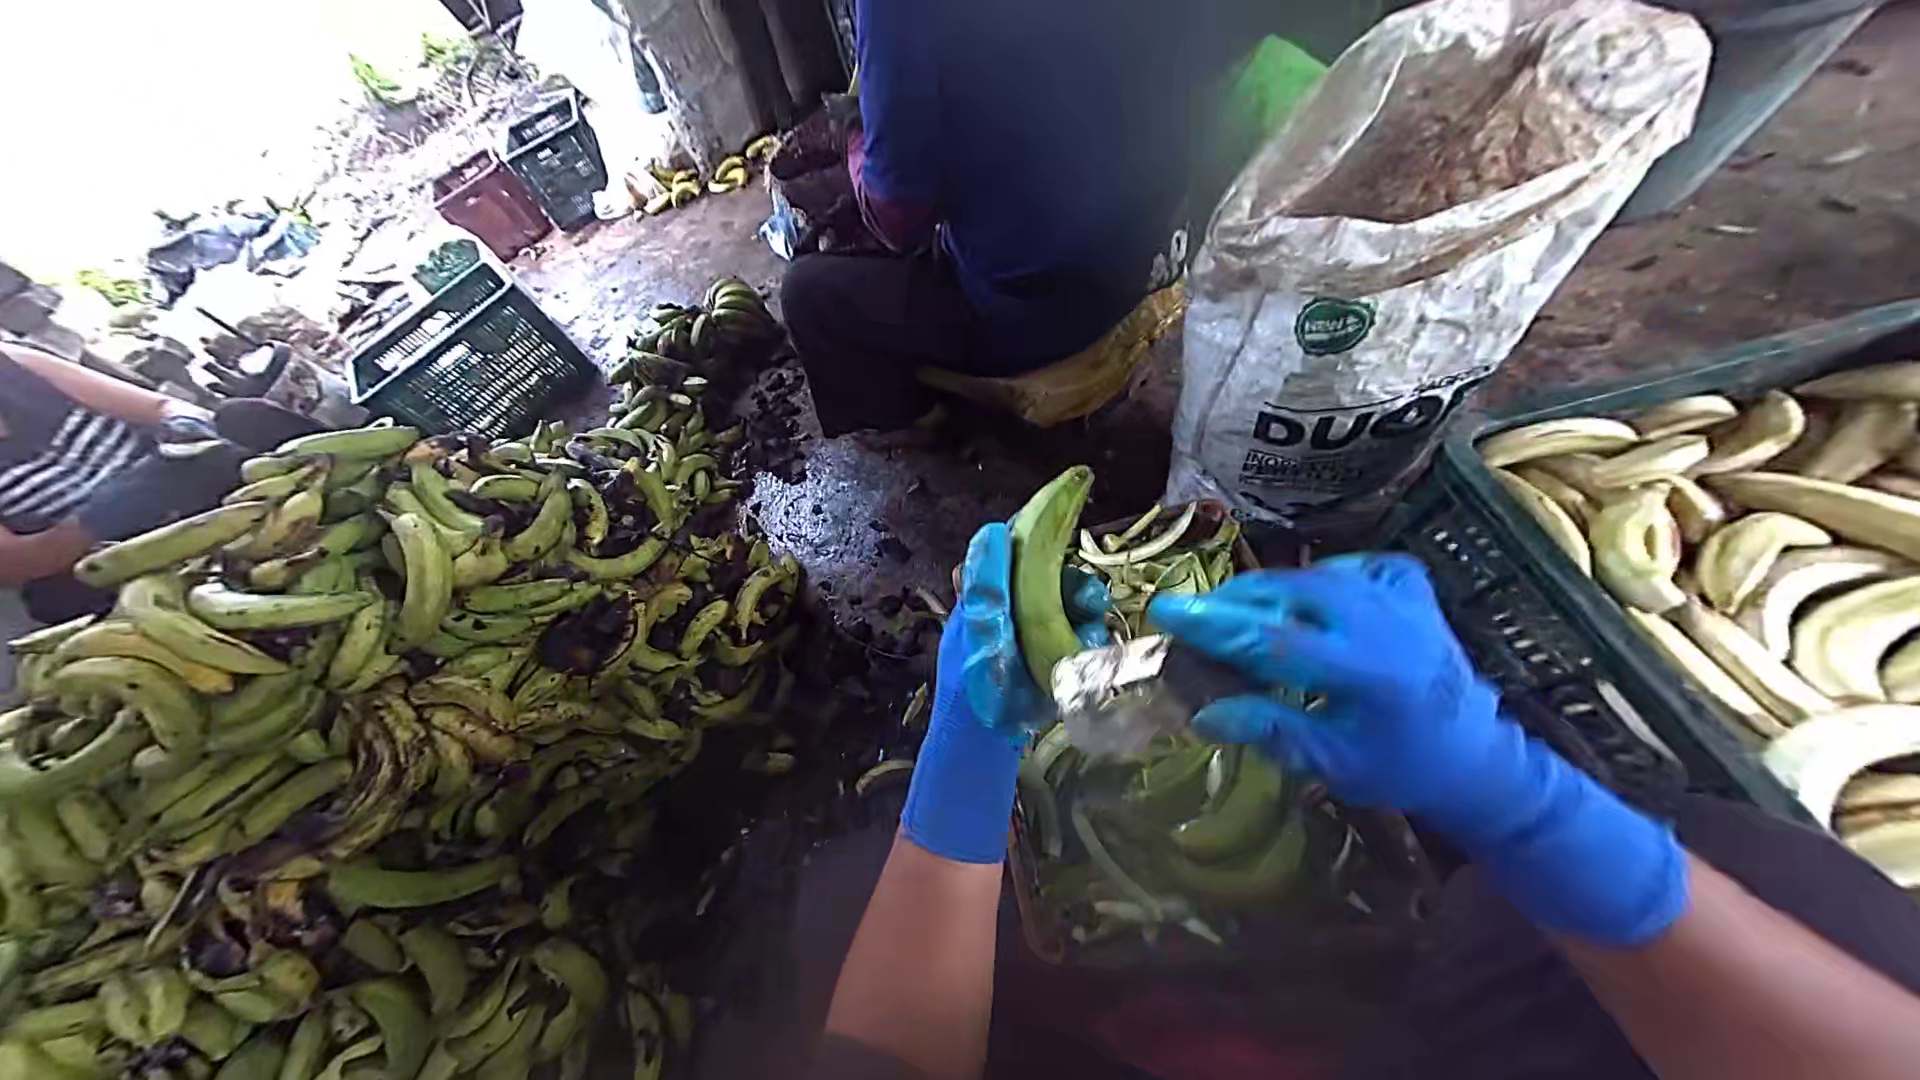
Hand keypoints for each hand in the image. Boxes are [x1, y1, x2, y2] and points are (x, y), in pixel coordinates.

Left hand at [900, 524, 1106, 863]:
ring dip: (1088, 611)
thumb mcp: (973, 629)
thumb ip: (984, 585)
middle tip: (1092, 599)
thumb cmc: (970, 681)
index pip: (1020, 556)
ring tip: (1093, 627)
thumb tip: (993, 531)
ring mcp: (1041, 630)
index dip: (1042, 544)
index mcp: (993, 594)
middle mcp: (1018, 607)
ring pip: (1076, 605)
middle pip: (1057, 579)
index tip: (1067, 541)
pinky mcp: (1060, 654)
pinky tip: (1091, 648)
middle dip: (1076, 585)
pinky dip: (1092, 638)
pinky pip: (1085, 635)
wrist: (984, 739)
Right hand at [1148, 554, 1687, 945]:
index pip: (1273, 638)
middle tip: (1190, 616)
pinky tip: (1300, 600)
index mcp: (1369, 673)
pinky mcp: (1407, 584)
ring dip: (1261, 591)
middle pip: (1284, 594)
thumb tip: (1203, 713)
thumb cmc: (1399, 766)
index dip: (1213, 624)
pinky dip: (1309, 579)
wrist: (1477, 753)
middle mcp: (1386, 623)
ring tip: (1230, 612)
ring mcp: (1400, 597)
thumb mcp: (1332, 762)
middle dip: (1228, 602)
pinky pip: (1343, 567)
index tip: (1164, 610)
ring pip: (1307, 576)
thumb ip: (1270, 729)